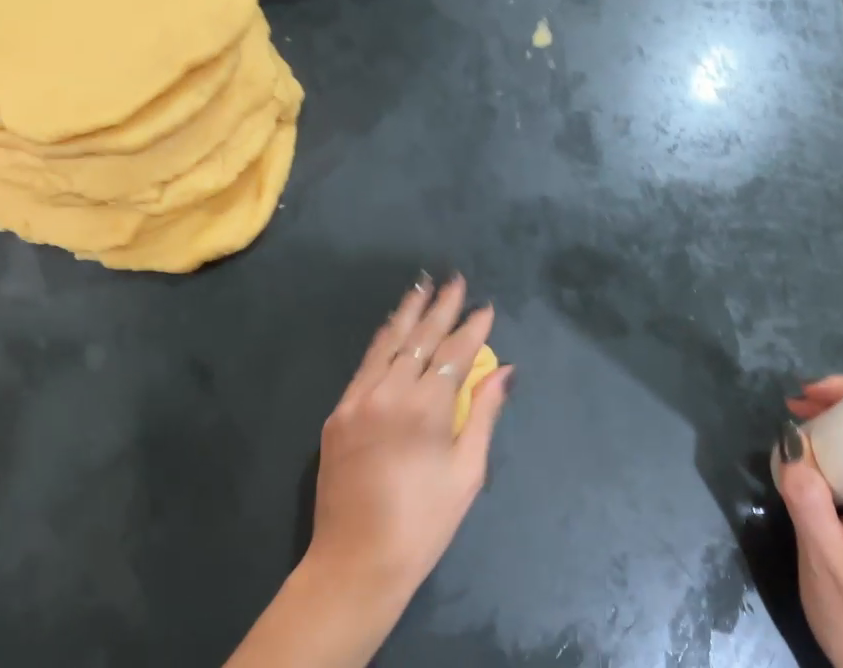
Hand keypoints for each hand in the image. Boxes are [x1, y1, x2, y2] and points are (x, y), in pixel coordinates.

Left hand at [308, 272, 512, 606]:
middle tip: (454, 280)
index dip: (472, 328)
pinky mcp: (338, 414)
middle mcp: (388, 392)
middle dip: (440, 307)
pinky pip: (365, 366)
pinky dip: (382, 343)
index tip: (485, 307)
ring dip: (407, 314)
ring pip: (387, 344)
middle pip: (419, 338)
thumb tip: (505, 371)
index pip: (454, 352)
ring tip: (421, 288)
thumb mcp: (467, 472)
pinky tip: (391, 330)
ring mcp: (357, 401)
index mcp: (425, 407)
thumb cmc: (424, 523)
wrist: (356, 561)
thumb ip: (483, 414)